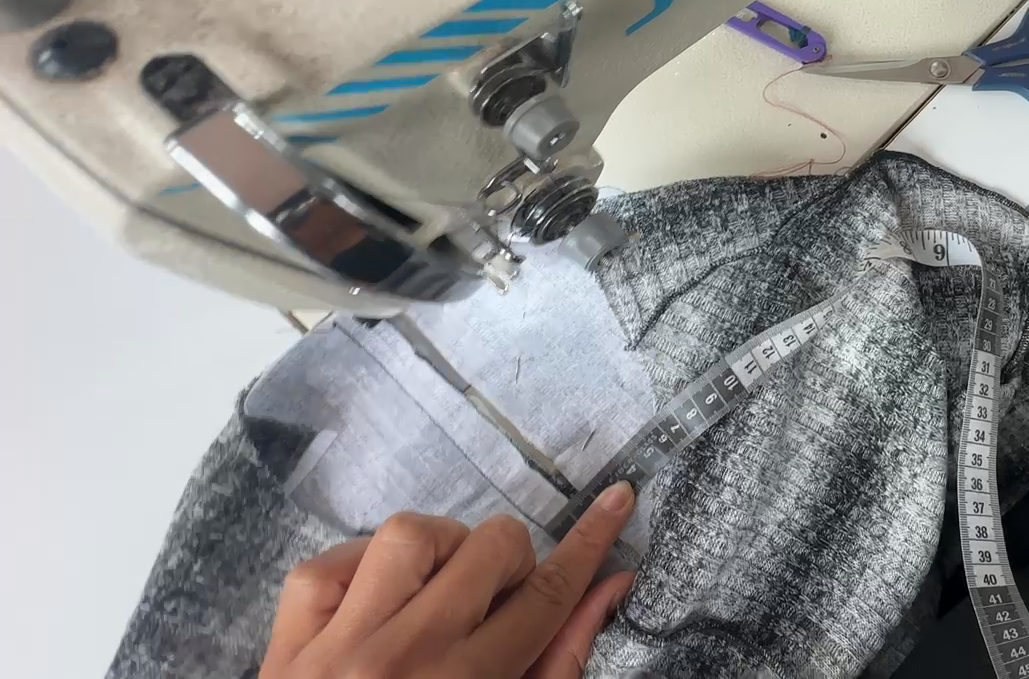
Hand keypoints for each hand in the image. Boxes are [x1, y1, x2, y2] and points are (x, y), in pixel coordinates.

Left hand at [261, 482, 637, 678]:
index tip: (619, 496)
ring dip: (441, 551)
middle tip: (494, 605)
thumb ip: (563, 657)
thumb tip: (613, 582)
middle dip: (510, 564)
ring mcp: (330, 653)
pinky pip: (325, 566)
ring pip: (411, 534)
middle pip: (494, 546)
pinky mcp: (279, 650)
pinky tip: (377, 602)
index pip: (548, 593)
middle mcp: (398, 662)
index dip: (592, 539)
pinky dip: (359, 570)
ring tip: (437, 594)